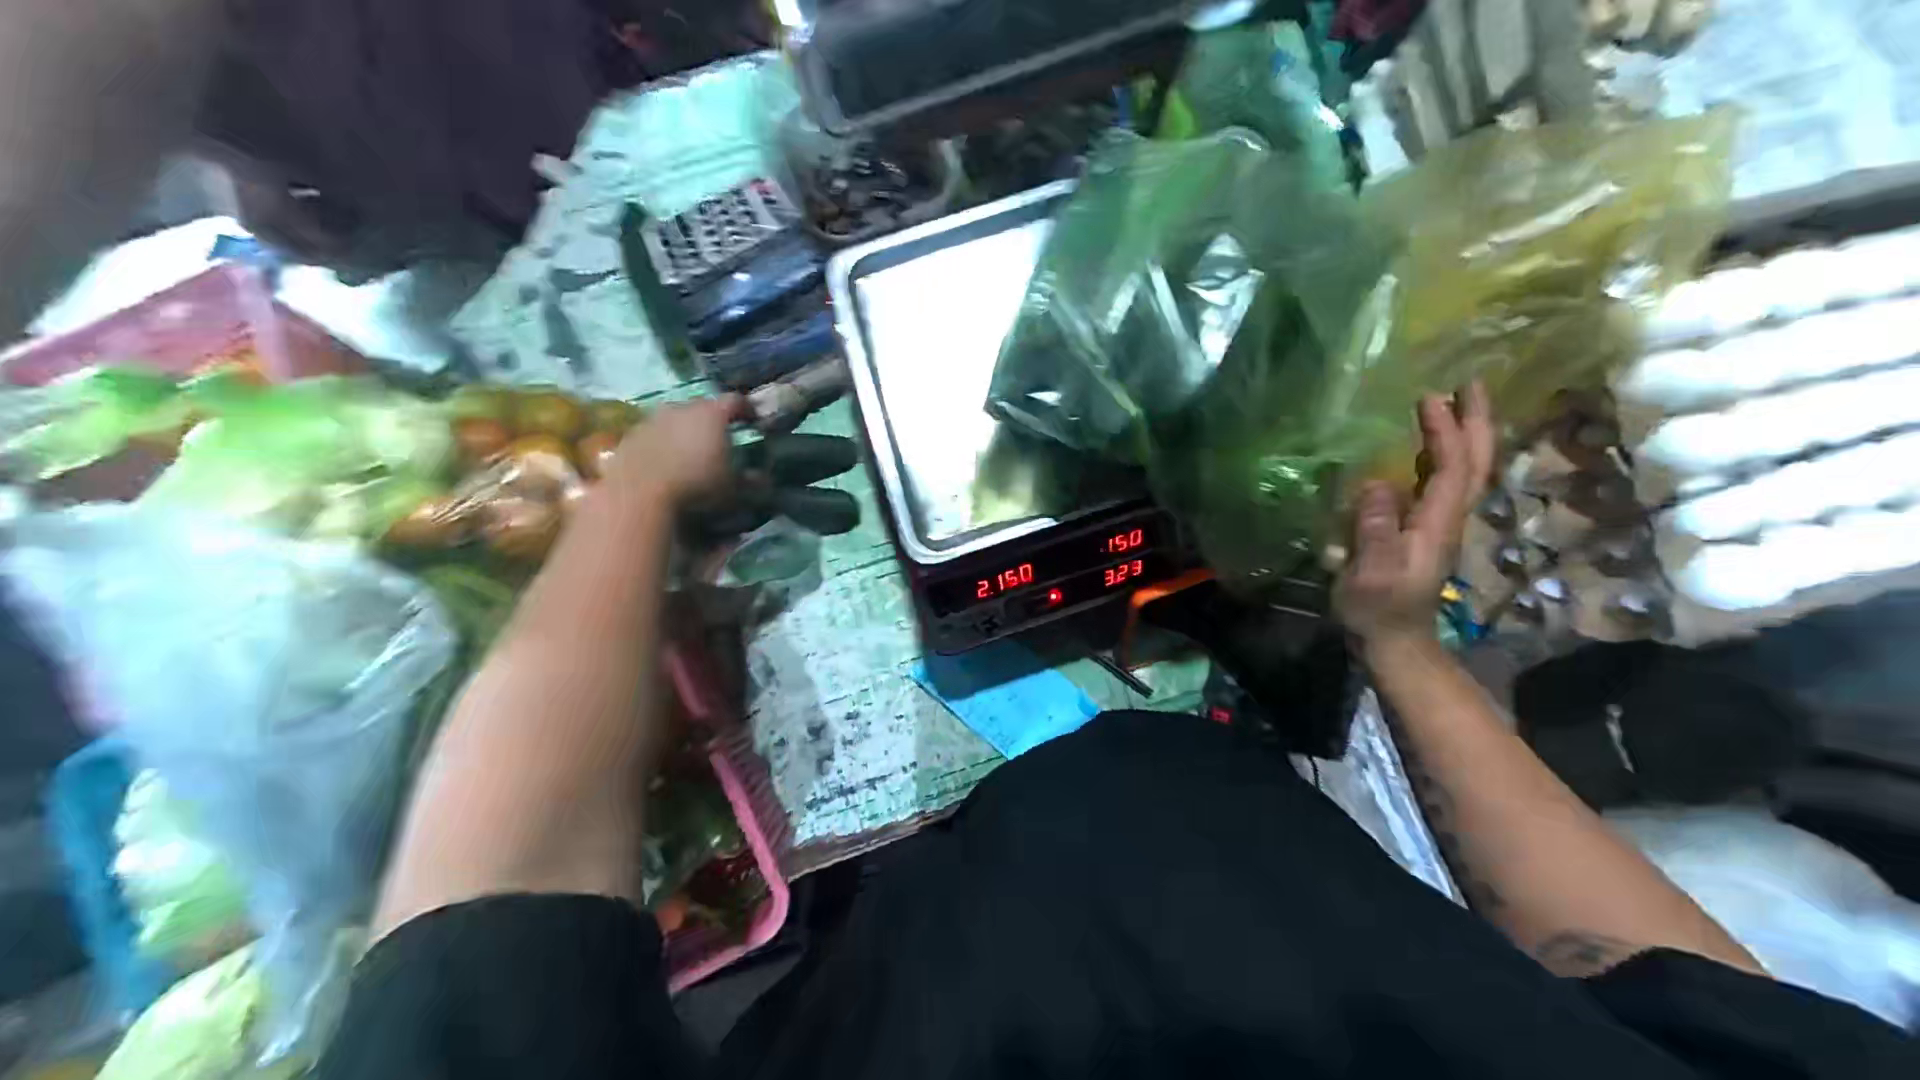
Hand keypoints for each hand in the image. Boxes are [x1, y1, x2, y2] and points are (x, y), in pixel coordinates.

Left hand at [601, 397, 740, 508]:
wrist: (638, 496)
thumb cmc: (696, 487)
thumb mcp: (733, 490)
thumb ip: (751, 481)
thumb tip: (762, 478)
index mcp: (712, 415)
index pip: (736, 401)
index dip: (747, 409)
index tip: (753, 421)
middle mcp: (682, 408)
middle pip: (702, 406)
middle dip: (713, 420)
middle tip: (720, 439)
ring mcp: (652, 420)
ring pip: (675, 419)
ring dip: (685, 431)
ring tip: (690, 452)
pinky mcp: (630, 436)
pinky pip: (653, 435)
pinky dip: (662, 443)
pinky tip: (665, 464)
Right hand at [1335, 382, 1494, 648]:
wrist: (1394, 639)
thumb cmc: (1377, 608)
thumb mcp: (1371, 573)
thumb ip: (1376, 531)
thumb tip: (1376, 484)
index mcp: (1436, 524)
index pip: (1450, 468)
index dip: (1445, 432)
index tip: (1431, 397)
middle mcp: (1447, 518)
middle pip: (1474, 463)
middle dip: (1475, 422)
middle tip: (1469, 384)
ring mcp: (1439, 525)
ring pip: (1466, 471)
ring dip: (1466, 435)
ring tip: (1453, 406)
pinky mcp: (1425, 532)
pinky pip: (1444, 483)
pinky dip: (1444, 457)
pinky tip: (1426, 449)